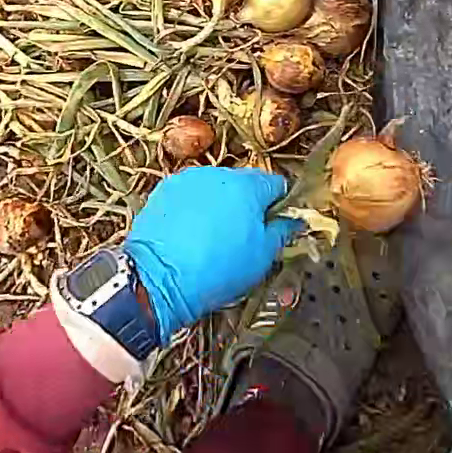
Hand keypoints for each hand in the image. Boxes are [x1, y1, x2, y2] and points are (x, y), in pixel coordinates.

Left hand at [123, 166, 292, 343]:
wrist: (157, 279)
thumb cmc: (218, 268)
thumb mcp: (262, 257)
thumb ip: (283, 231)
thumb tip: (294, 220)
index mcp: (250, 185)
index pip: (277, 185)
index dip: (279, 207)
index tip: (272, 227)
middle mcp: (220, 173)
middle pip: (246, 184)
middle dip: (248, 205)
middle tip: (243, 237)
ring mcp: (190, 178)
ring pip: (217, 188)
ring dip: (220, 204)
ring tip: (211, 237)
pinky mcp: (165, 189)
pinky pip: (190, 194)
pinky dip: (193, 208)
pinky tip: (189, 233)